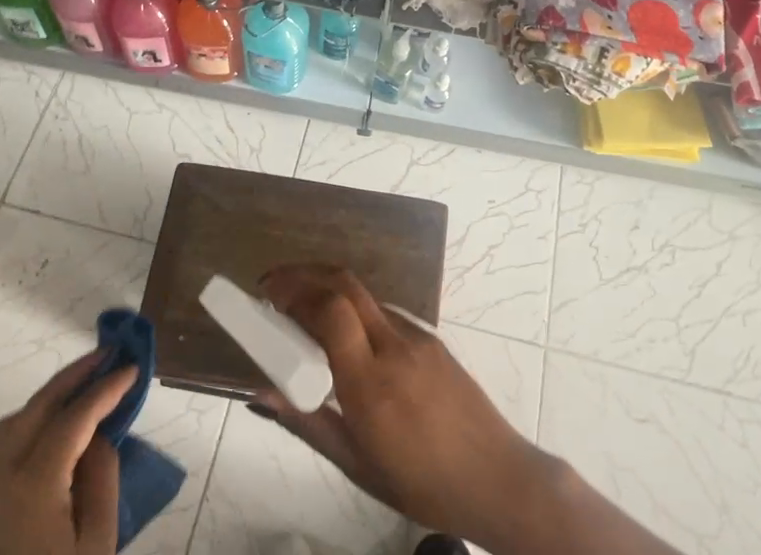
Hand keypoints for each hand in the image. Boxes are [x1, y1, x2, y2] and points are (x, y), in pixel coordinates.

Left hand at [0, 351, 136, 554]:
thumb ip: (101, 480)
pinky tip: (62, 425)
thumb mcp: (97, 543)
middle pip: (33, 410)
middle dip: (71, 378)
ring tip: (87, 383)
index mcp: (32, 488)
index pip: (72, 421)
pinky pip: (6, 447)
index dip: (103, 391)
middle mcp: (0, 481)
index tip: (131, 368)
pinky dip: (34, 422)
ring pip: (12, 425)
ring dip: (48, 397)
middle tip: (107, 355)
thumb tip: (99, 436)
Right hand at [250, 265, 560, 550]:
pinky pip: (385, 314)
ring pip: (366, 296)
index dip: (294, 293)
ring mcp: (419, 340)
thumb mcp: (357, 465)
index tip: (264, 296)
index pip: (330, 312)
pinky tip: (342, 335)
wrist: (499, 480)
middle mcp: (395, 349)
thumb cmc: (422, 485)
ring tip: (300, 309)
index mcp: (370, 385)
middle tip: (272, 287)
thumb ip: (307, 422)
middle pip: (346, 284)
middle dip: (303, 274)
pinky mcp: (433, 341)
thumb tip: (262, 392)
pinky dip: (354, 310)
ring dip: (329, 289)